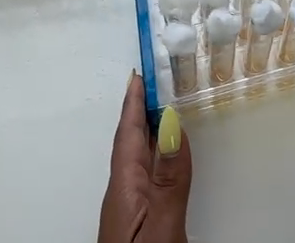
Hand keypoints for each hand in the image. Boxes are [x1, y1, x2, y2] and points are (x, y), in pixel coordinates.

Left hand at [98, 73, 191, 242]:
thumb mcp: (162, 223)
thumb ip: (169, 177)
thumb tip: (172, 123)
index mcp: (124, 188)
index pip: (129, 134)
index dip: (134, 103)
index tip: (140, 71)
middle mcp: (122, 194)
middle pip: (131, 142)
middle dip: (141, 110)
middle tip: (157, 79)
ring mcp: (128, 209)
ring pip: (138, 158)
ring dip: (149, 130)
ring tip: (164, 106)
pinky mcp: (138, 223)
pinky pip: (146, 174)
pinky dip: (155, 154)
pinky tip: (165, 155)